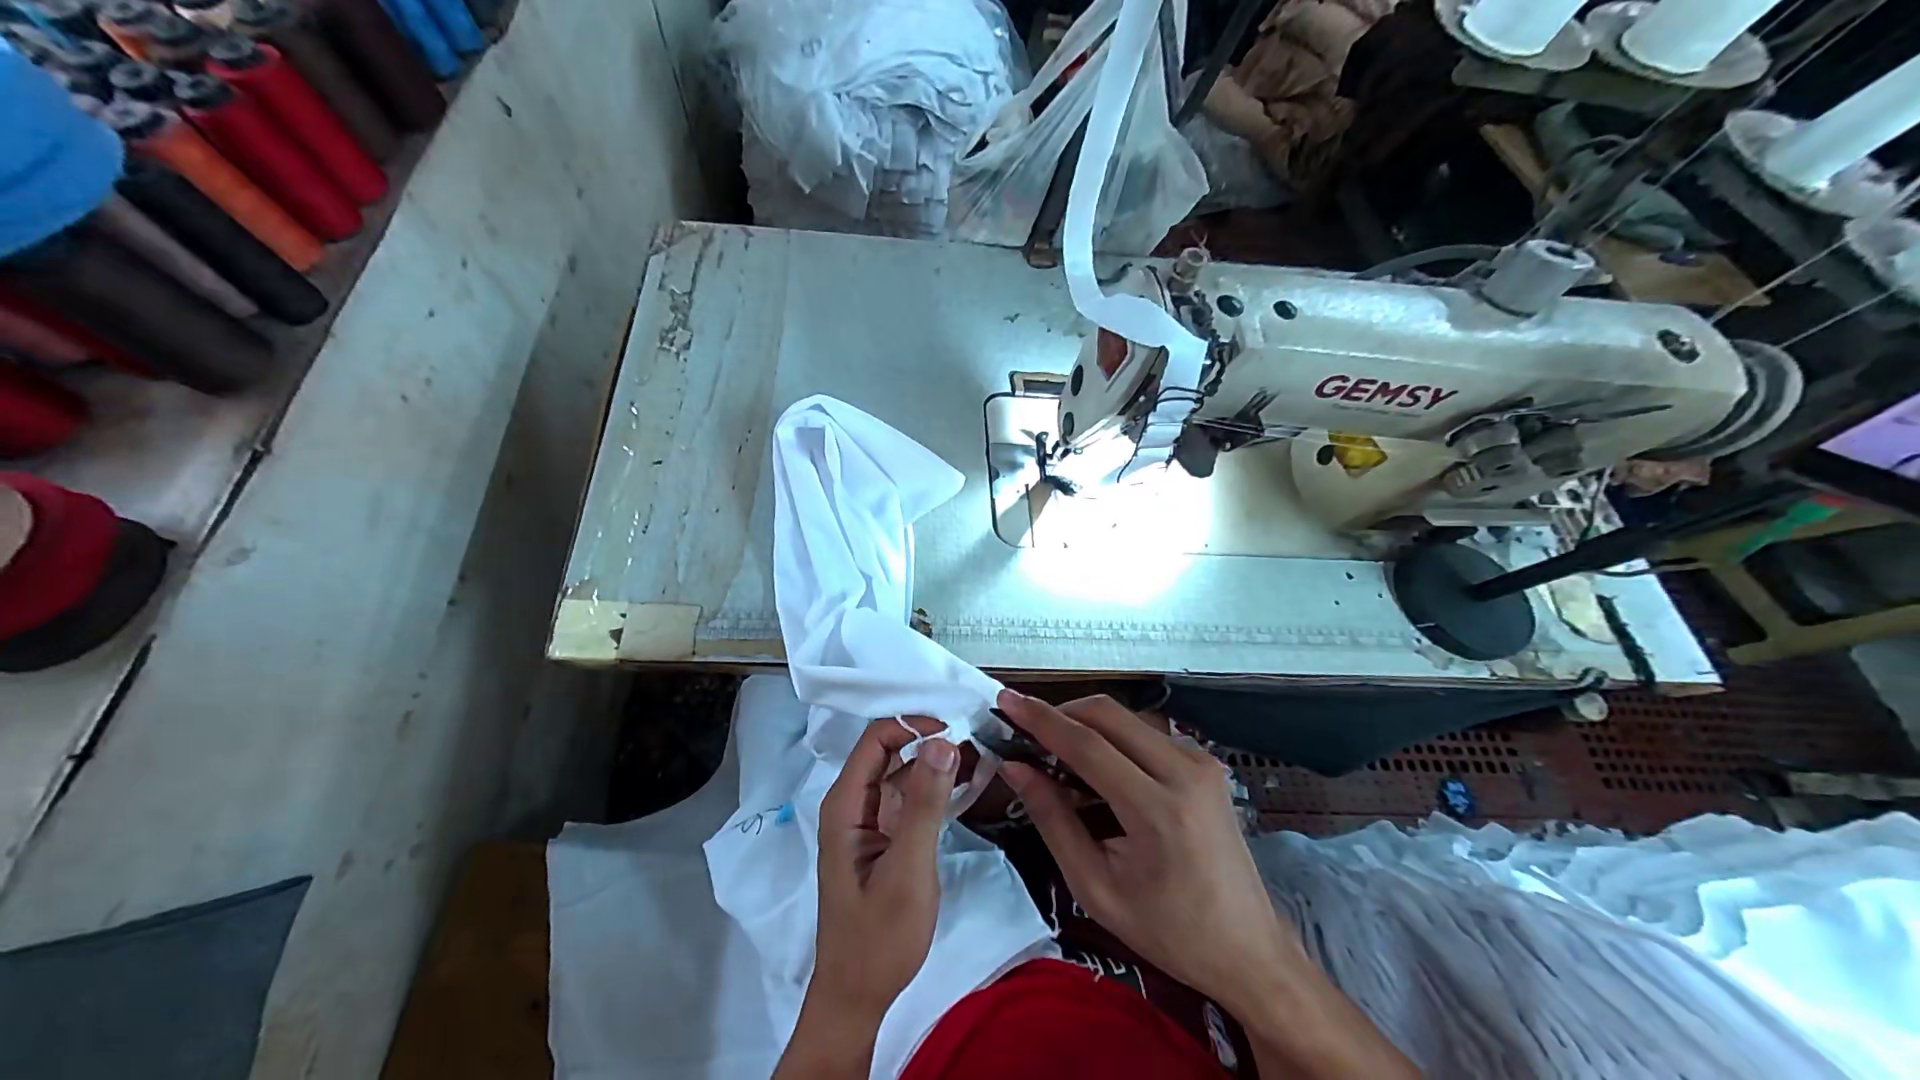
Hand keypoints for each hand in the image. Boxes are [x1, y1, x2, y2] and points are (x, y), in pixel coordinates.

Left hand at [777, 718, 959, 1078]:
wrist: (858, 997)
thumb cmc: (879, 938)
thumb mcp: (908, 870)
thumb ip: (924, 804)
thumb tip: (943, 741)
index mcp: (846, 805)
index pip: (876, 740)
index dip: (913, 725)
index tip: (956, 728)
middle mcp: (854, 805)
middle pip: (890, 752)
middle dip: (930, 738)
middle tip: (978, 735)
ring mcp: (869, 822)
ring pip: (902, 774)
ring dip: (936, 762)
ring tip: (981, 752)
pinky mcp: (885, 839)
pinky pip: (909, 800)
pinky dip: (936, 788)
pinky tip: (968, 784)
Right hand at [993, 691, 1294, 1015]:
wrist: (1247, 948)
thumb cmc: (1167, 929)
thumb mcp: (1095, 886)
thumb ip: (1052, 819)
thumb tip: (1015, 768)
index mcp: (1157, 809)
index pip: (1087, 744)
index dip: (1040, 719)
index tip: (1006, 700)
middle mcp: (1185, 771)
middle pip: (1107, 714)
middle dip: (1061, 713)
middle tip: (1026, 732)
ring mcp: (1201, 763)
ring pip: (1126, 718)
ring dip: (1086, 726)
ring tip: (1058, 759)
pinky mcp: (1206, 764)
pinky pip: (1147, 733)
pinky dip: (1114, 739)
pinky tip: (1099, 771)